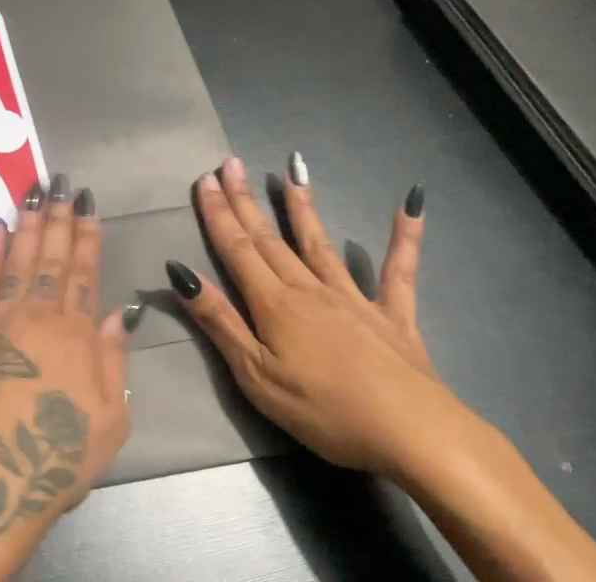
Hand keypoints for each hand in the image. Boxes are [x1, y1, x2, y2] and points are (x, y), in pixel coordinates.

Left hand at [0, 174, 130, 580]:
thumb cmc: (62, 453)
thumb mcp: (113, 416)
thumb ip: (114, 359)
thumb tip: (119, 311)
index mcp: (78, 334)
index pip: (85, 274)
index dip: (88, 237)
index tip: (90, 206)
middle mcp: (39, 315)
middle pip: (52, 258)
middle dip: (59, 218)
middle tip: (62, 185)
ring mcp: (0, 319)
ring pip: (18, 261)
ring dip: (27, 225)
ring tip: (33, 194)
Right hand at [171, 155, 595, 581]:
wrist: (413, 432)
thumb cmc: (324, 411)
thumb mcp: (256, 375)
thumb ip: (220, 322)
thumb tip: (182, 273)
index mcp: (274, 304)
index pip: (237, 249)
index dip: (218, 214)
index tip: (205, 179)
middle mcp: (310, 289)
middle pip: (270, 239)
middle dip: (246, 201)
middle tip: (230, 164)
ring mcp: (355, 298)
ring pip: (320, 244)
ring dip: (302, 208)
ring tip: (291, 175)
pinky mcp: (394, 316)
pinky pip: (400, 271)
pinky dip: (404, 237)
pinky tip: (413, 204)